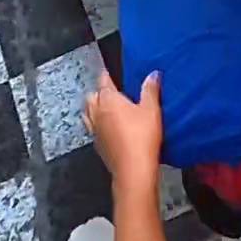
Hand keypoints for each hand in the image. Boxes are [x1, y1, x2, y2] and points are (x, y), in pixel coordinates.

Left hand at [85, 70, 161, 187]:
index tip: (107, 71)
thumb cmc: (142, 136)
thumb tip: (153, 74)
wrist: (133, 168)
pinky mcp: (97, 144)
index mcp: (108, 100)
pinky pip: (92, 128)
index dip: (105, 75)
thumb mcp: (151, 110)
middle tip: (110, 91)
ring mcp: (94, 130)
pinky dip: (96, 124)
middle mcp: (96, 112)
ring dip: (93, 107)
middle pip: (91, 96)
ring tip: (105, 108)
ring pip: (87, 113)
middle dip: (98, 91)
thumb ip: (150, 90)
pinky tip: (107, 128)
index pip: (103, 81)